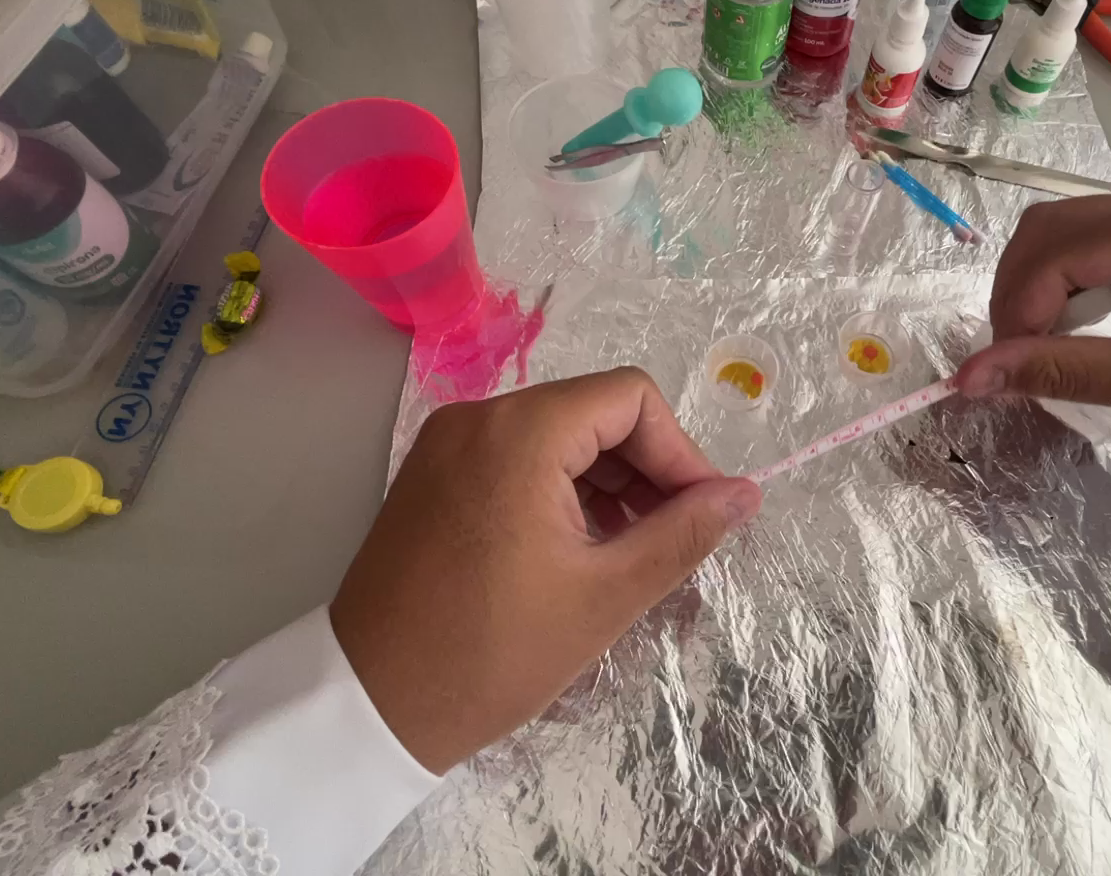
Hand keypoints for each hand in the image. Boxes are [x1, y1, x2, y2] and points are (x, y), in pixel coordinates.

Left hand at [329, 368, 761, 773]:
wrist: (364, 710)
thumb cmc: (491, 655)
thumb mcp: (606, 595)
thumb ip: (685, 533)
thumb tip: (747, 493)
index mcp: (520, 431)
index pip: (632, 399)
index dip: (679, 451)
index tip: (700, 512)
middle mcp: (481, 416)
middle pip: (597, 412)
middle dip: (648, 470)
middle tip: (673, 537)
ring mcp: (452, 441)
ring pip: (562, 434)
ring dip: (610, 482)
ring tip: (632, 550)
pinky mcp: (438, 471)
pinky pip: (524, 456)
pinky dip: (566, 489)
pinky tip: (583, 545)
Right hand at [956, 189, 1110, 424]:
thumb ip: (1058, 371)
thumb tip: (966, 378)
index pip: (1062, 246)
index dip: (1020, 303)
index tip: (1008, 364)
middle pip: (1052, 227)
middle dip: (1019, 290)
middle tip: (1018, 353)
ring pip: (1061, 234)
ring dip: (1034, 286)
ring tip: (1043, 343)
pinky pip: (1086, 247)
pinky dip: (1061, 285)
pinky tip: (1071, 324)